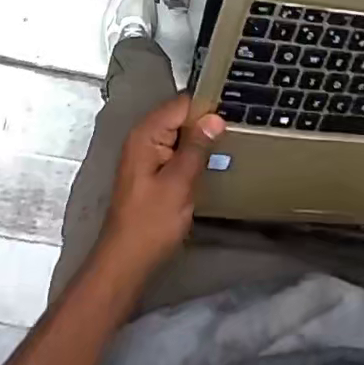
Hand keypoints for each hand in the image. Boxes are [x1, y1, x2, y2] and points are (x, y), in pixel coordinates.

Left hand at [93, 95, 224, 274]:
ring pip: (179, 135)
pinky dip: (191, 155)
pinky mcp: (151, 171)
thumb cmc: (152, 222)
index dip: (206, 107)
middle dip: (205, 123)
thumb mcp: (179, 183)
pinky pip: (175, 151)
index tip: (234, 115)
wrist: (126, 260)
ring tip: (229, 146)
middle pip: (179, 117)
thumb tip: (215, 118)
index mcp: (146, 133)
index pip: (180, 104)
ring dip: (199, 140)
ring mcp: (145, 154)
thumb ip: (197, 148)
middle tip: (237, 133)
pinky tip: (209, 165)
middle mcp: (143, 137)